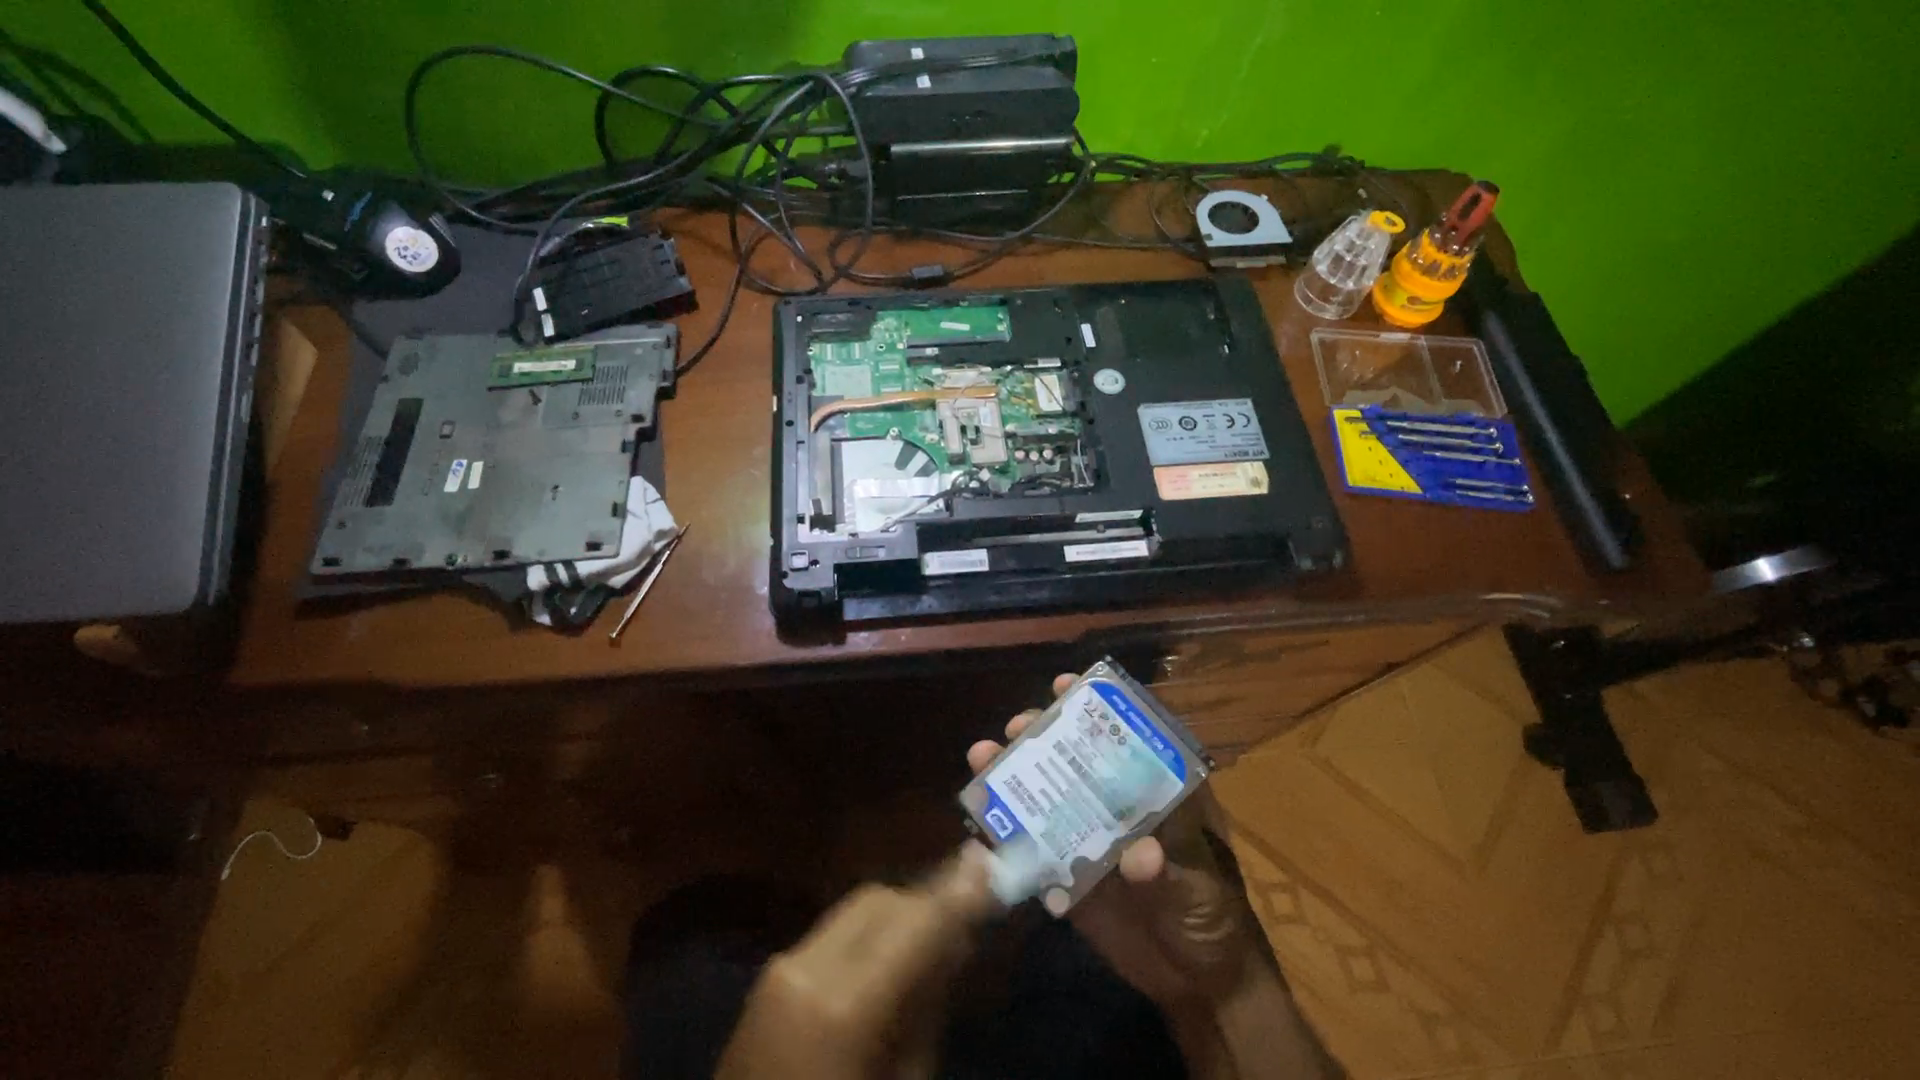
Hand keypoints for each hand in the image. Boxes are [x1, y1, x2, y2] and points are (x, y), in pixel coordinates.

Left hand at [716, 844, 998, 1079]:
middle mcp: (808, 965)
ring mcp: (782, 966)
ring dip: (899, 916)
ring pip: (857, 910)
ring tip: (932, 942)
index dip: (958, 892)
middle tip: (967, 920)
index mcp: (843, 1004)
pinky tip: (890, 958)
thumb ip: (927, 1008)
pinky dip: (870, 935)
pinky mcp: (771, 974)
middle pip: (883, 901)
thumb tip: (953, 944)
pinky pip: (834, 933)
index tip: (988, 861)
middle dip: (927, 903)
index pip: (916, 925)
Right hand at [967, 674, 1255, 1008]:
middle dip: (1047, 734)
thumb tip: (1140, 856)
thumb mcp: (1200, 889)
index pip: (1127, 737)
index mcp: (1159, 793)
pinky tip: (979, 818)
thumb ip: (1171, 872)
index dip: (1097, 709)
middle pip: (1080, 758)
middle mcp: (1120, 805)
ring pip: (1050, 795)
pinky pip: (1033, 848)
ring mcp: (1091, 838)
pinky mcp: (1068, 875)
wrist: (1195, 982)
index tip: (1066, 685)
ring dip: (1016, 774)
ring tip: (984, 754)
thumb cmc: (1213, 919)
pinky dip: (1006, 832)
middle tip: (1018, 724)